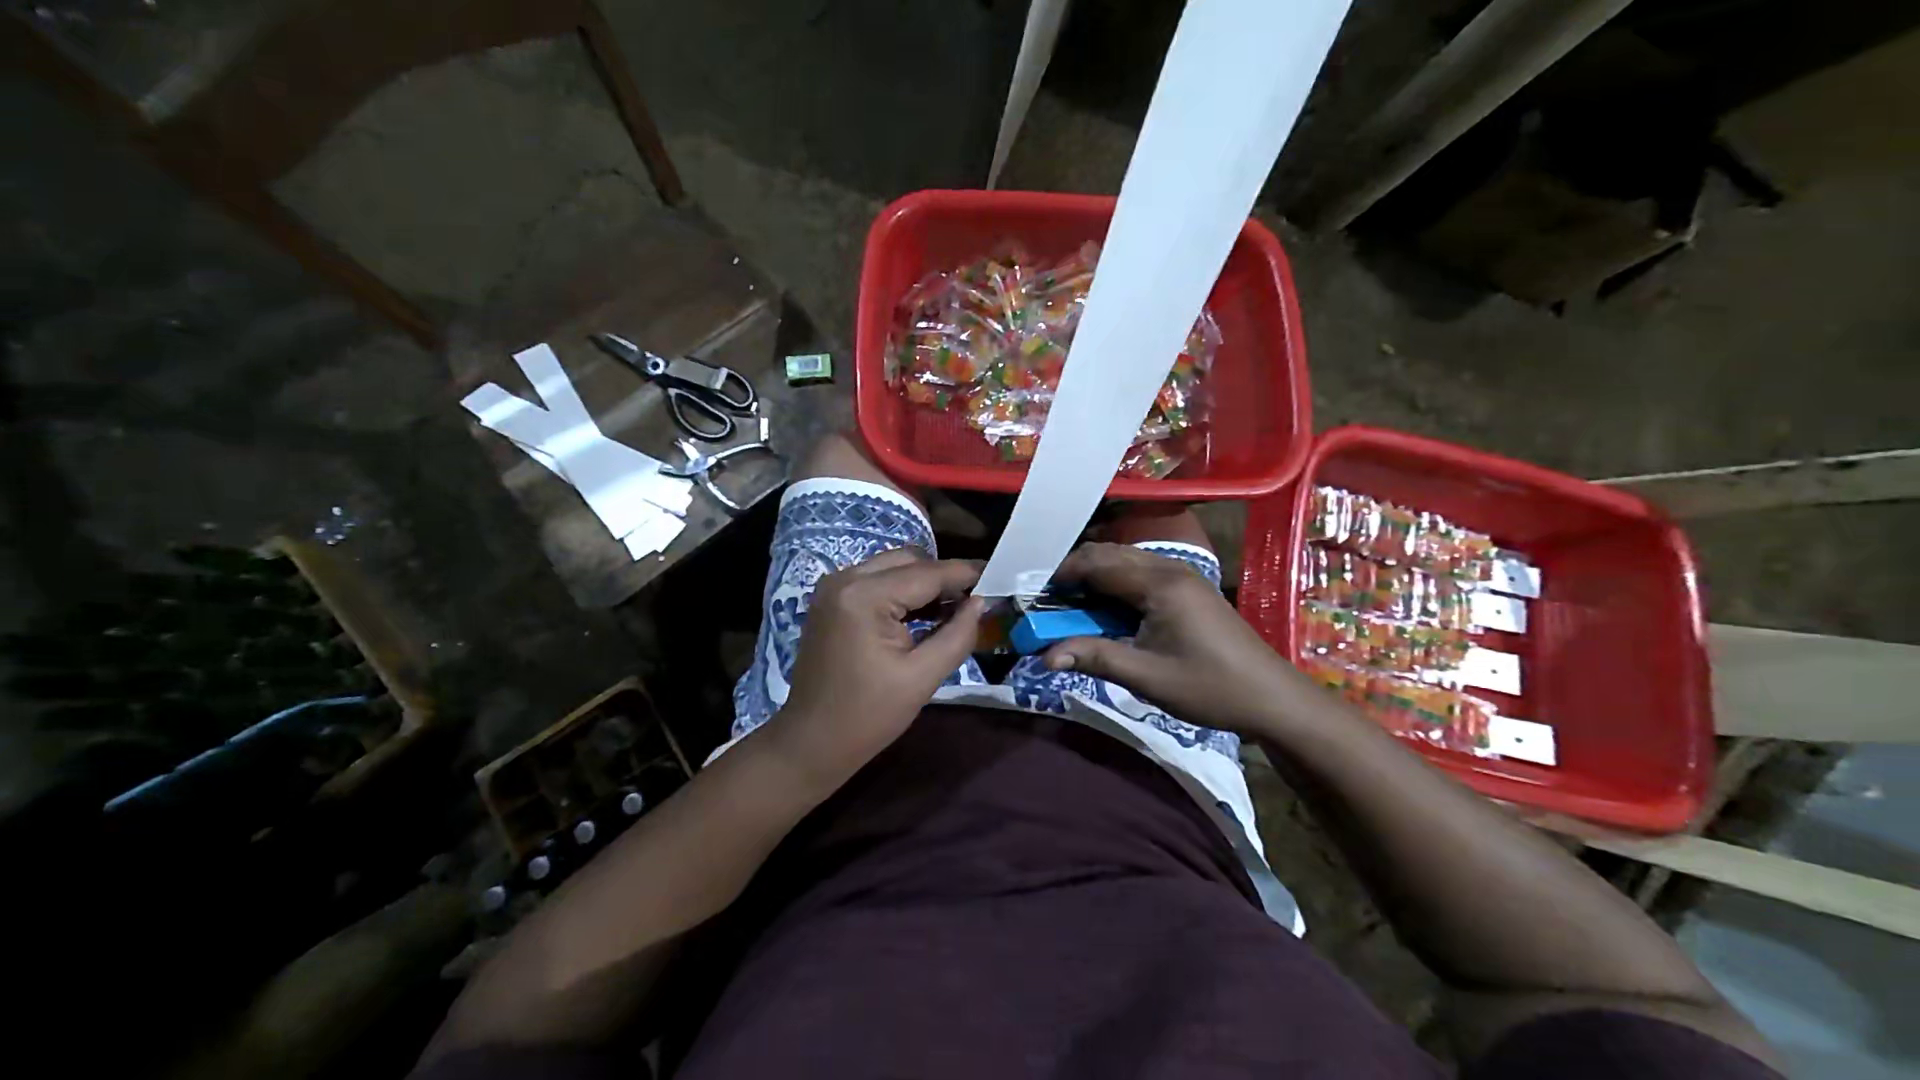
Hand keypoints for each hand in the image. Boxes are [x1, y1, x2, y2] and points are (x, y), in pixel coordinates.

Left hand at [769, 549, 984, 781]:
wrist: (812, 741)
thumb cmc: (868, 715)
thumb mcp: (923, 677)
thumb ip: (957, 635)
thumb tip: (980, 602)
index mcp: (864, 596)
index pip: (927, 573)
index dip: (965, 574)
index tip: (997, 577)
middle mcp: (845, 579)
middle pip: (908, 560)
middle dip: (943, 576)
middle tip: (974, 600)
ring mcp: (833, 587)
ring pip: (892, 566)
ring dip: (923, 582)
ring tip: (953, 608)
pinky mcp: (830, 599)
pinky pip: (875, 580)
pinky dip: (901, 591)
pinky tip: (922, 614)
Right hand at [1041, 542, 1314, 736]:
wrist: (1271, 697)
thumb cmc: (1210, 688)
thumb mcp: (1147, 677)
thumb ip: (1095, 658)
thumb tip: (1045, 656)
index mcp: (1159, 584)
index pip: (1096, 563)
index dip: (1060, 575)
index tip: (1034, 597)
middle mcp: (1170, 568)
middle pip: (1108, 554)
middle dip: (1074, 573)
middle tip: (1049, 604)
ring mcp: (1182, 575)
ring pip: (1124, 561)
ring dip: (1095, 577)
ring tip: (1072, 608)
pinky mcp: (1188, 587)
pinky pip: (1140, 572)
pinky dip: (1115, 584)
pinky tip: (1107, 611)